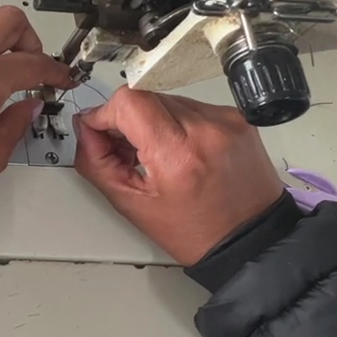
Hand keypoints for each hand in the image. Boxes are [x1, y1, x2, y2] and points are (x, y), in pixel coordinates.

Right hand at [74, 87, 284, 263]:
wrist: (251, 239)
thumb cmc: (197, 231)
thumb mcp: (130, 203)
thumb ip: (96, 161)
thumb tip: (85, 128)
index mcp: (179, 154)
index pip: (129, 102)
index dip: (104, 112)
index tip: (98, 129)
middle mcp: (207, 129)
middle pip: (144, 96)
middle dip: (124, 118)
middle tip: (123, 148)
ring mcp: (225, 120)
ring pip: (164, 99)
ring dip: (148, 119)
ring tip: (151, 153)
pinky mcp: (235, 118)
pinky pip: (189, 106)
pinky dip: (173, 122)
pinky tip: (175, 149)